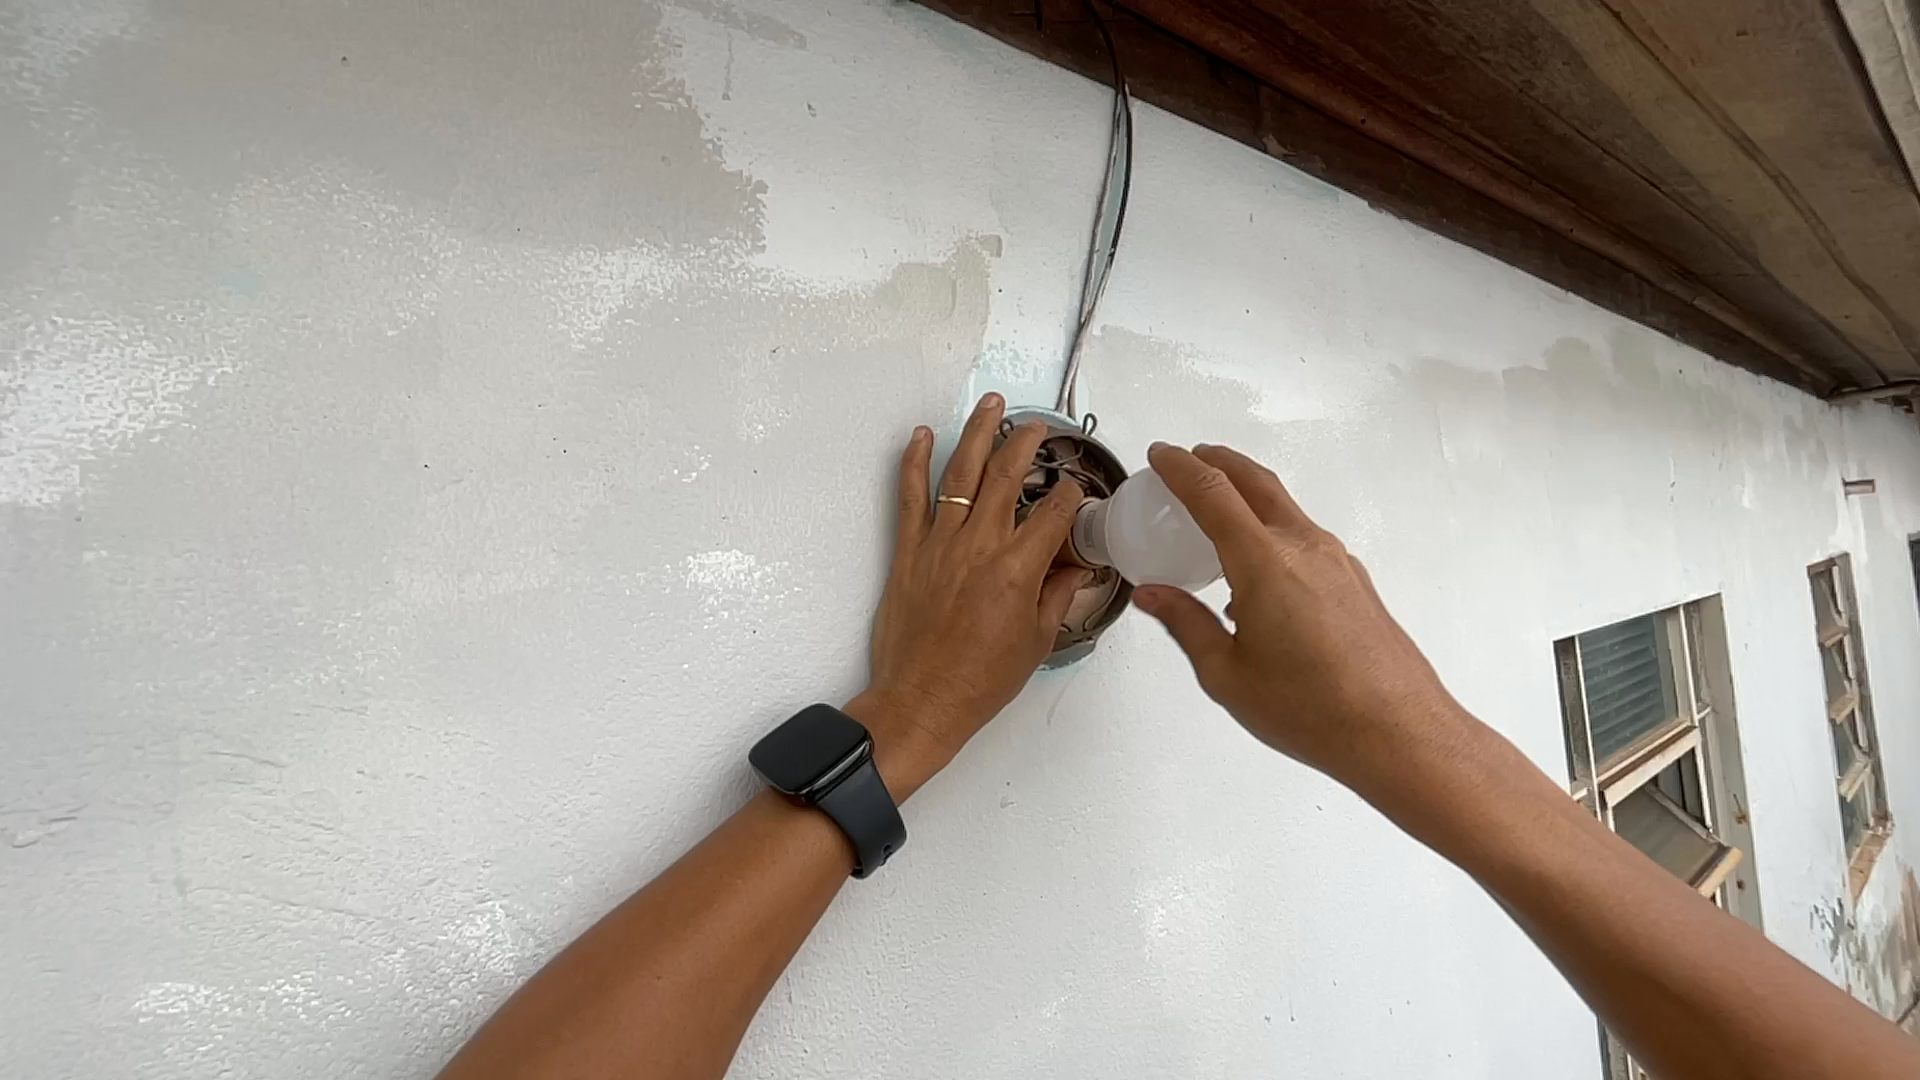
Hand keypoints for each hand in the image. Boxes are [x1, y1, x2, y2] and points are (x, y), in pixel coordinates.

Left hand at [849, 394, 1089, 796]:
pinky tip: (922, 436)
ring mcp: (940, 544)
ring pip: (962, 475)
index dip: (1071, 496)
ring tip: (990, 405)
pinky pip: (910, 498)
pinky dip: (915, 463)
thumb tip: (1074, 569)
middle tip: (1037, 424)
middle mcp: (980, 546)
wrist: (923, 700)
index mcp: (1018, 570)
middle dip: (1026, 442)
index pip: (1054, 513)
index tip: (1075, 489)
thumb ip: (1057, 596)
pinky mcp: (909, 552)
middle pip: (1008, 476)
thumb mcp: (1037, 642)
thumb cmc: (981, 680)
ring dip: (978, 434)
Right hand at [1130, 443, 1471, 798]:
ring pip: (1282, 506)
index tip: (1160, 455)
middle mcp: (1303, 549)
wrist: (1401, 736)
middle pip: (1255, 481)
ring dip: (1245, 493)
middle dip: (1217, 462)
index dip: (1180, 468)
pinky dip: (1270, 528)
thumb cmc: (1313, 711)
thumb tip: (1152, 595)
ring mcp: (1335, 561)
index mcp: (1264, 564)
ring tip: (1215, 509)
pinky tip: (1255, 568)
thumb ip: (1185, 623)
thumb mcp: (1226, 673)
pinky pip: (1302, 536)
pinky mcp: (1352, 579)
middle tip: (1188, 458)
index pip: (1212, 494)